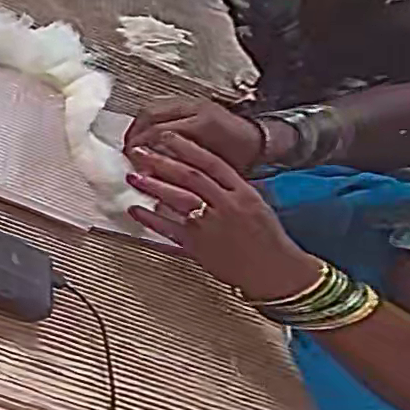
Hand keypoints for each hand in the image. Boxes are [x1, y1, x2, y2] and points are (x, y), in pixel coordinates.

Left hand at [124, 133, 323, 300]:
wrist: (276, 272)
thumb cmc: (267, 240)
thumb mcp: (256, 206)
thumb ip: (230, 190)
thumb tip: (206, 175)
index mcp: (243, 193)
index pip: (212, 163)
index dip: (187, 148)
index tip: (167, 137)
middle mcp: (227, 206)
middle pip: (190, 176)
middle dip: (162, 161)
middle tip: (140, 151)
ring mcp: (211, 225)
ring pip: (179, 198)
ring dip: (153, 185)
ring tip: (133, 175)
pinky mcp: (197, 246)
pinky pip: (168, 228)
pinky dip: (149, 218)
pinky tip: (134, 209)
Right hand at [127, 96, 264, 171]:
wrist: (259, 142)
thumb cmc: (239, 159)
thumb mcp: (208, 168)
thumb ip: (177, 169)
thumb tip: (145, 174)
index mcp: (202, 123)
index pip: (157, 130)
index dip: (139, 146)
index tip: (131, 159)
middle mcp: (196, 108)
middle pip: (149, 114)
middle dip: (133, 134)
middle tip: (127, 150)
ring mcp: (193, 102)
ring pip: (152, 107)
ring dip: (137, 125)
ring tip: (133, 142)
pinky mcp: (190, 102)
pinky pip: (160, 106)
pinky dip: (147, 120)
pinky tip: (144, 133)